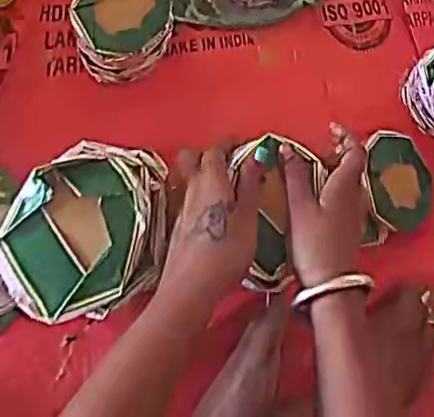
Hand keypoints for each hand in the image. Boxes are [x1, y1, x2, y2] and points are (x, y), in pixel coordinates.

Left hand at [159, 143, 264, 316]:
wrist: (190, 290)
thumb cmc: (226, 250)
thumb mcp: (249, 216)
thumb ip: (251, 183)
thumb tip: (255, 155)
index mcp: (212, 179)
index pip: (216, 149)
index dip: (228, 143)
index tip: (240, 144)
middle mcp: (193, 189)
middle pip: (192, 159)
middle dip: (207, 154)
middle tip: (228, 162)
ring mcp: (182, 209)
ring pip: (190, 180)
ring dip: (205, 177)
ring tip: (226, 190)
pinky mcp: (178, 229)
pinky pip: (189, 200)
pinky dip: (201, 197)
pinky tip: (213, 215)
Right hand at [280, 123, 367, 287]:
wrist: (332, 287)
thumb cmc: (315, 244)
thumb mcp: (299, 207)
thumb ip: (295, 175)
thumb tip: (287, 147)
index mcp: (346, 185)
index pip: (356, 151)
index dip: (347, 136)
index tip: (331, 128)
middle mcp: (355, 195)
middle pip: (355, 164)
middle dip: (340, 149)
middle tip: (322, 143)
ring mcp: (354, 212)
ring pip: (350, 180)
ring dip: (337, 166)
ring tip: (317, 163)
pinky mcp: (349, 226)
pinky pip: (346, 193)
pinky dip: (335, 183)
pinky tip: (318, 191)